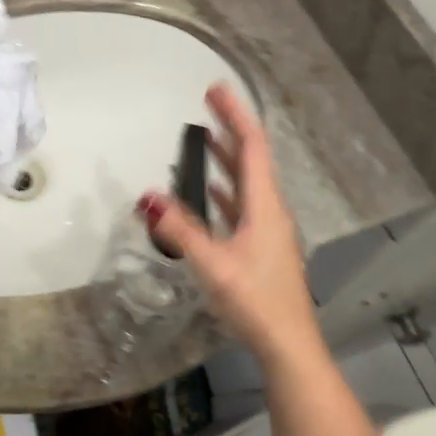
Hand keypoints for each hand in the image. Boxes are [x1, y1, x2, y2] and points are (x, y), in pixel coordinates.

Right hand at [139, 84, 319, 359]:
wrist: (288, 346)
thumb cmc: (255, 301)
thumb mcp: (213, 264)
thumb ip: (180, 230)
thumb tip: (147, 195)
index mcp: (264, 206)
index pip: (252, 146)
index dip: (236, 115)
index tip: (217, 89)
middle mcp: (269, 211)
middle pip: (251, 158)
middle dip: (230, 128)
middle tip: (208, 103)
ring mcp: (267, 230)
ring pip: (247, 182)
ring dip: (228, 157)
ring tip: (205, 137)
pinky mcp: (261, 248)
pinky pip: (242, 204)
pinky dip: (225, 189)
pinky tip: (211, 191)